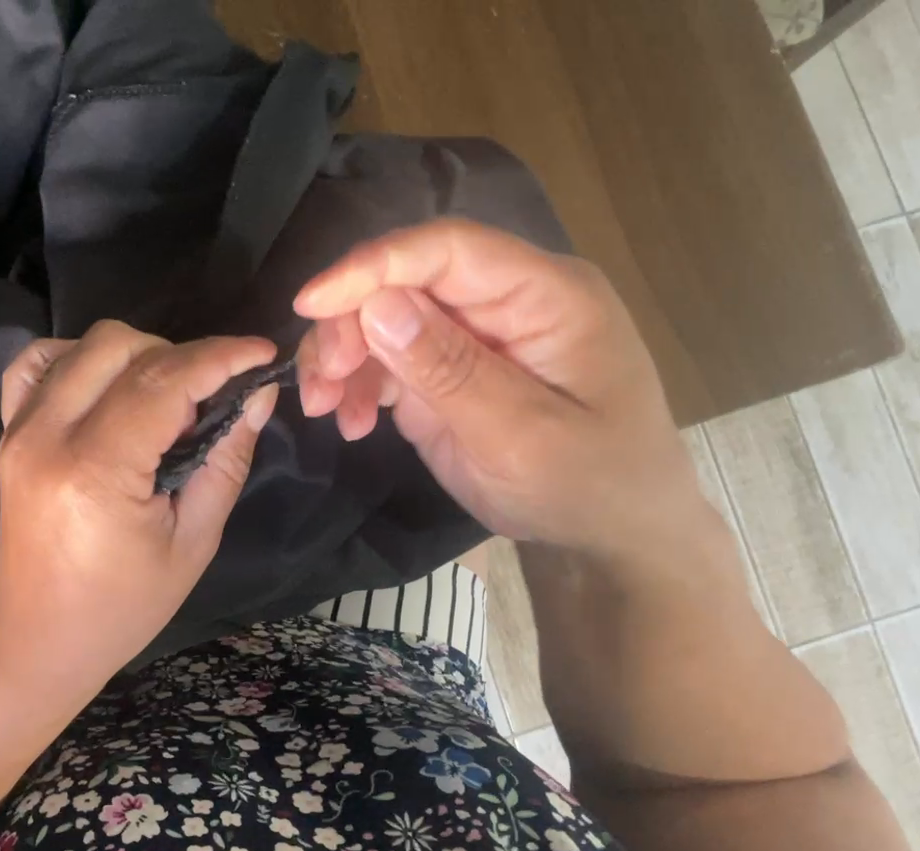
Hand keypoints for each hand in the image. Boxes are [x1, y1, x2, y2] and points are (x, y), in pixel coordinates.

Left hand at [0, 321, 279, 682]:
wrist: (41, 636)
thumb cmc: (124, 606)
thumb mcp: (193, 542)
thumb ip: (225, 461)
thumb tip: (258, 394)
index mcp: (97, 471)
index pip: (165, 381)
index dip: (221, 357)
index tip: (262, 352)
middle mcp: (49, 436)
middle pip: (120, 347)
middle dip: (180, 357)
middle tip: (206, 402)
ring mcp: (19, 430)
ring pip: (82, 346)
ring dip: (135, 355)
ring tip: (162, 402)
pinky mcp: (7, 433)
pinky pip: (33, 364)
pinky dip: (75, 358)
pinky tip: (106, 387)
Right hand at [293, 219, 710, 561]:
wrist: (610, 531)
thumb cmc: (587, 483)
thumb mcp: (521, 435)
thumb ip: (450, 370)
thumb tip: (376, 305)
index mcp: (545, 295)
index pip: (450, 250)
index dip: (374, 266)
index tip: (310, 304)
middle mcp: (503, 303)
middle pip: (405, 282)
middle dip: (349, 324)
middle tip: (320, 385)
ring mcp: (472, 339)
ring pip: (384, 320)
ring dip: (344, 360)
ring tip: (324, 410)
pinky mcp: (447, 374)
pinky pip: (388, 362)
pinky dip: (358, 388)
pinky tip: (352, 424)